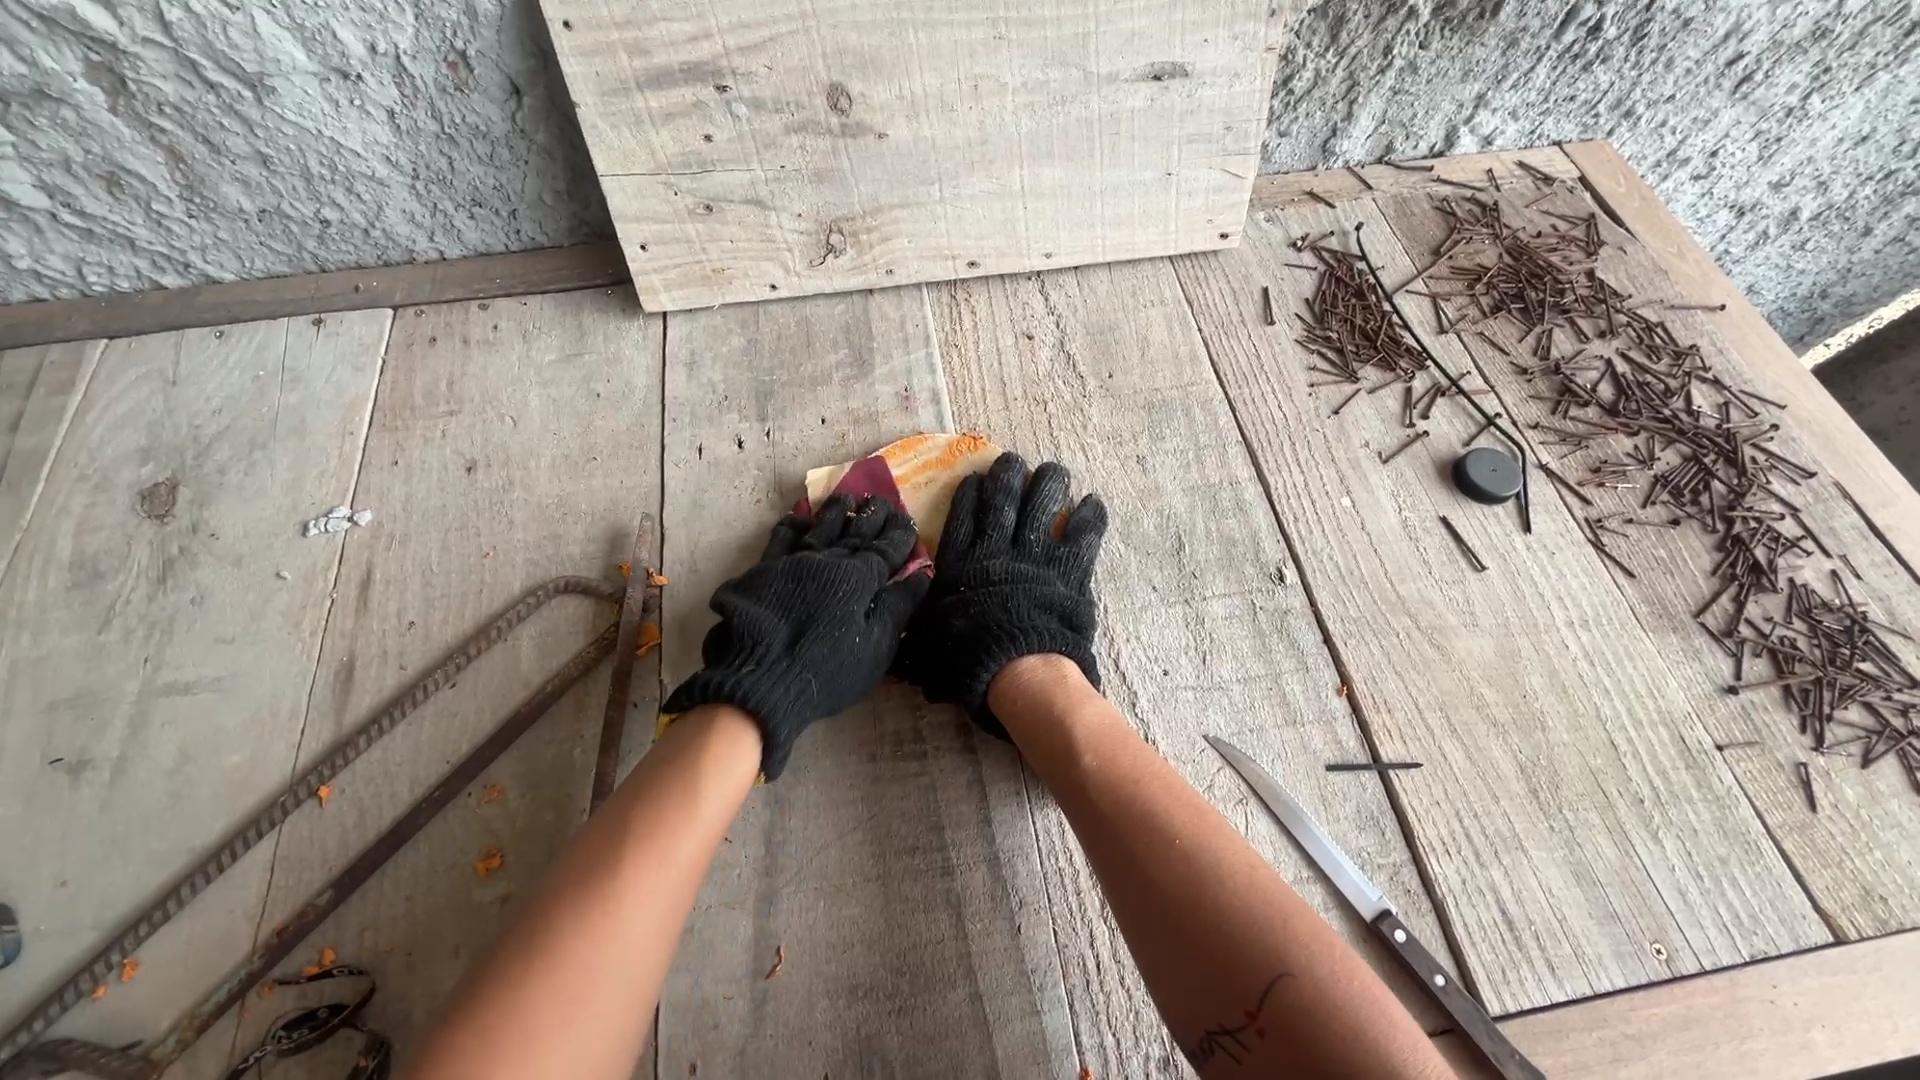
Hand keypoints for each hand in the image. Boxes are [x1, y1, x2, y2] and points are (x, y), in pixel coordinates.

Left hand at [663, 494, 929, 778]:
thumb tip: (922, 573)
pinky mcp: (763, 571)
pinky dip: (791, 526)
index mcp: (859, 578)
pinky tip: (797, 517)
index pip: (886, 550)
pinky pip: (780, 539)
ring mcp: (793, 563)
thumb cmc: (827, 669)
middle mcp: (828, 561)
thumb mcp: (876, 646)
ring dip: (834, 512)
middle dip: (871, 515)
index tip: (908, 521)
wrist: (759, 676)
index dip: (899, 536)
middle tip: (881, 499)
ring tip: (845, 496)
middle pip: (855, 532)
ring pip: (819, 528)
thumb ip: (898, 606)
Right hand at [895, 452, 1107, 736]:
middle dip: (1008, 474)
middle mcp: (995, 550)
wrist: (1018, 668)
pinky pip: (1082, 534)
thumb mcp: (929, 638)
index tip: (975, 478)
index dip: (970, 492)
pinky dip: (1089, 516)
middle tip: (1014, 461)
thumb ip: (920, 620)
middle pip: (1002, 500)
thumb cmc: (968, 659)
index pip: (962, 513)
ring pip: (1043, 505)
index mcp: (961, 563)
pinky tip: (1093, 502)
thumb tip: (900, 622)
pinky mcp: (1068, 569)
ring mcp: (1034, 556)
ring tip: (1053, 471)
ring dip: (1049, 483)